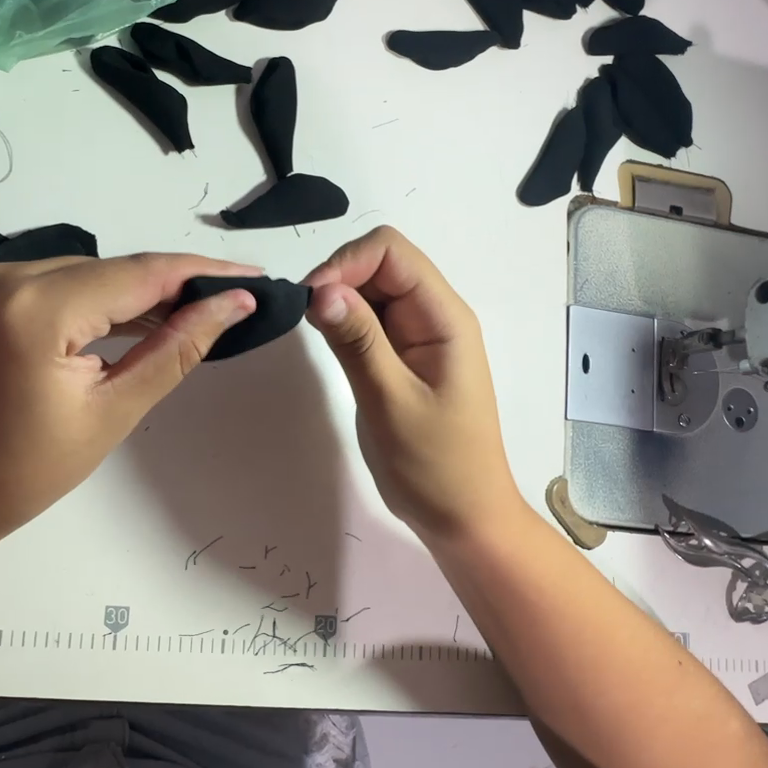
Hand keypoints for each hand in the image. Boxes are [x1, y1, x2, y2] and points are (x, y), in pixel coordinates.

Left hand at [0, 253, 259, 557]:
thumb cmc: (26, 472)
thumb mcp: (112, 412)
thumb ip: (175, 348)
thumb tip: (232, 304)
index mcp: (36, 309)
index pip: (139, 274)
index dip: (202, 274)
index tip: (256, 279)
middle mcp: (7, 275)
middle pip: (114, 269)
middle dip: (175, 284)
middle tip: (235, 300)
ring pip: (89, 272)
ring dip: (139, 292)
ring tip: (198, 311)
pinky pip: (60, 282)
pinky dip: (100, 299)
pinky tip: (140, 316)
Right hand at [304, 227, 520, 542]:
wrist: (461, 515)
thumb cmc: (434, 464)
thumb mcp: (390, 402)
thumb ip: (357, 341)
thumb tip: (320, 289)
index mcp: (443, 317)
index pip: (391, 252)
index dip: (345, 263)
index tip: (311, 302)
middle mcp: (432, 316)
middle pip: (380, 263)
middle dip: (338, 278)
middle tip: (307, 321)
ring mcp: (416, 336)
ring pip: (370, 290)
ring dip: (337, 300)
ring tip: (314, 334)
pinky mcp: (400, 356)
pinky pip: (368, 320)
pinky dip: (342, 322)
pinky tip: (327, 343)